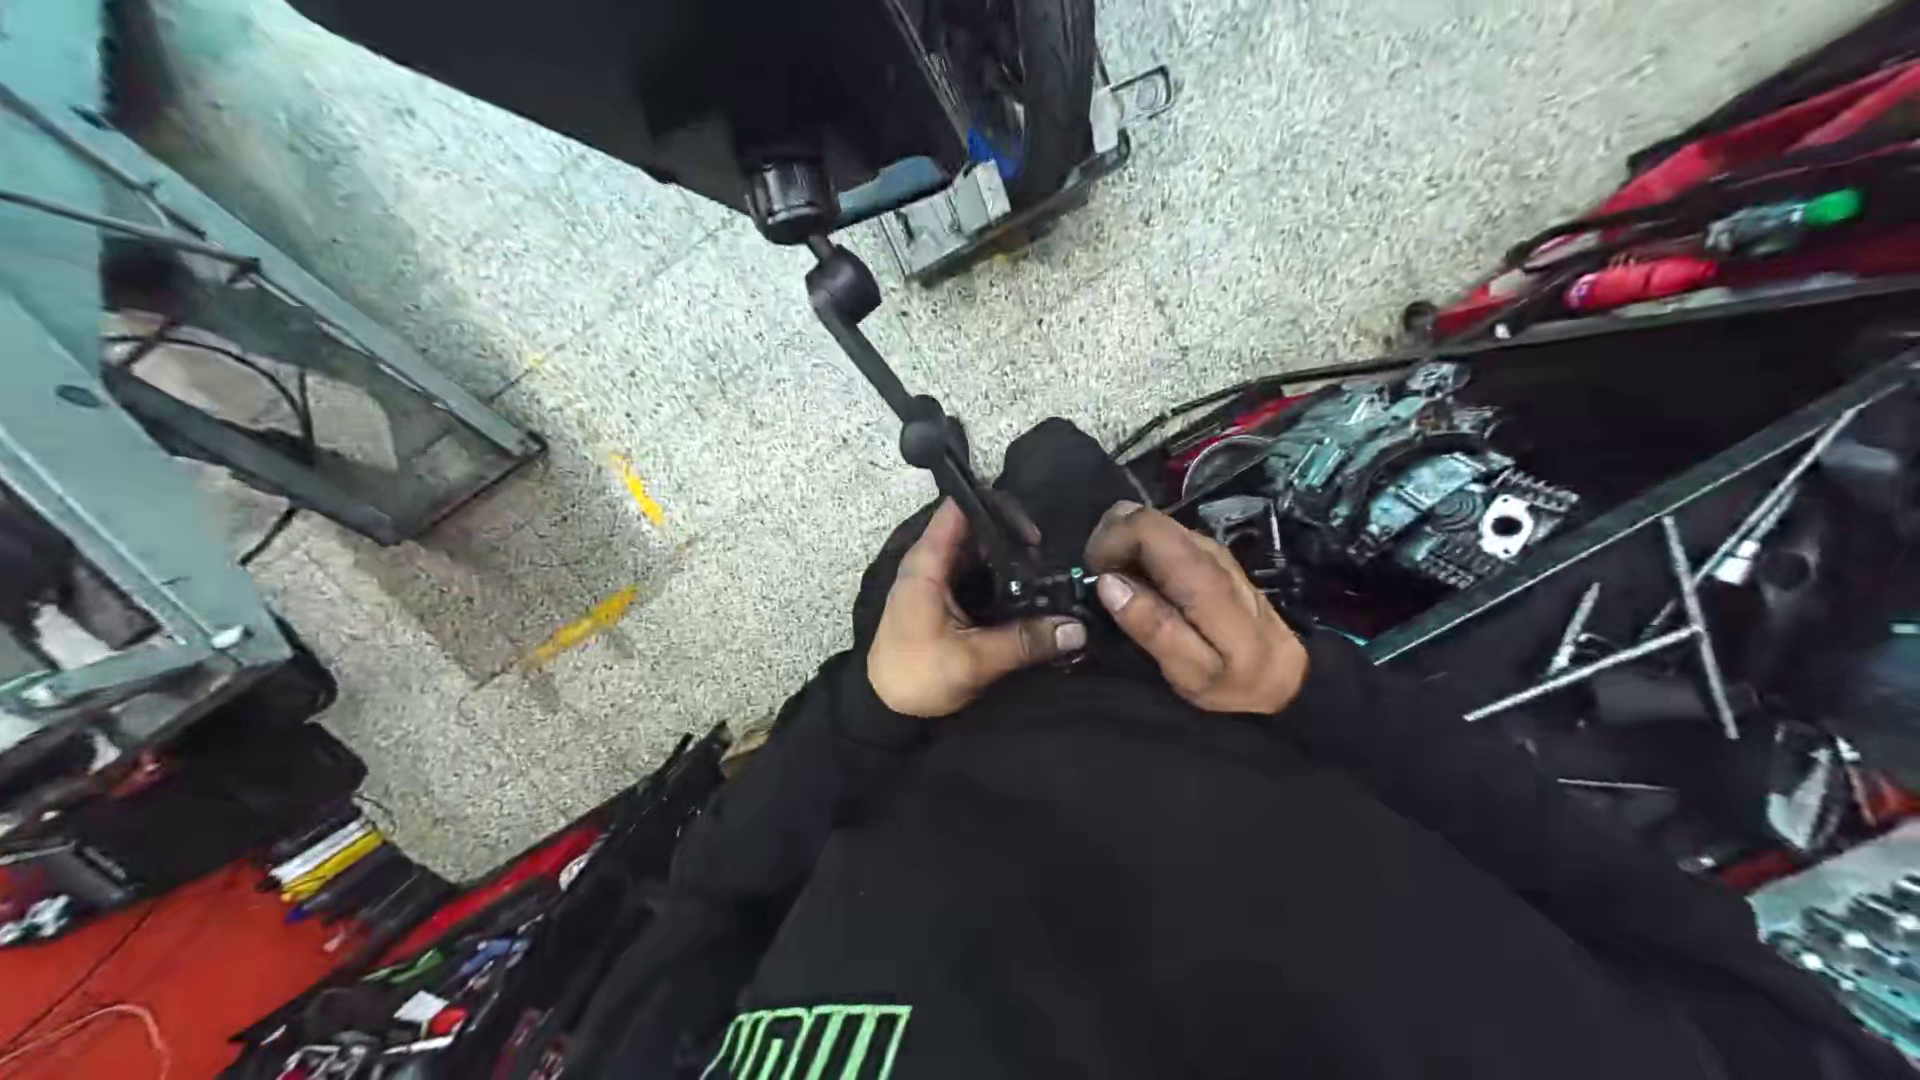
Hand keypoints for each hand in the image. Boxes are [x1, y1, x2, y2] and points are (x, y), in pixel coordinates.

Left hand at [868, 498, 1087, 716]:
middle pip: (974, 529)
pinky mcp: (944, 598)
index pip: (959, 510)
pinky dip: (1000, 578)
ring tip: (1043, 577)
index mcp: (926, 564)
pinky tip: (1026, 595)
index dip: (995, 508)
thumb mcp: (973, 660)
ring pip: (978, 553)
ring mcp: (937, 580)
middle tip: (1046, 561)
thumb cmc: (916, 678)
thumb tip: (1075, 628)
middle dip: (1011, 538)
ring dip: (1008, 560)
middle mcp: (930, 563)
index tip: (1031, 531)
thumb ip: (1024, 641)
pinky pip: (976, 575)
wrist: (884, 709)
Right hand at [1085, 500, 1307, 714]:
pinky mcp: (1208, 551)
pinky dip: (1138, 553)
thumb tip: (1108, 583)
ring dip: (1122, 547)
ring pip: (1151, 523)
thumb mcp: (1190, 672)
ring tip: (1117, 585)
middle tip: (1100, 580)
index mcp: (1206, 582)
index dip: (1110, 542)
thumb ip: (1153, 627)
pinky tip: (1140, 583)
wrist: (1286, 678)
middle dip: (1110, 541)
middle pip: (1145, 518)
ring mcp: (1211, 548)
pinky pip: (1160, 536)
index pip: (1147, 529)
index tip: (1096, 576)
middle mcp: (1209, 552)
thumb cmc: (1234, 683)